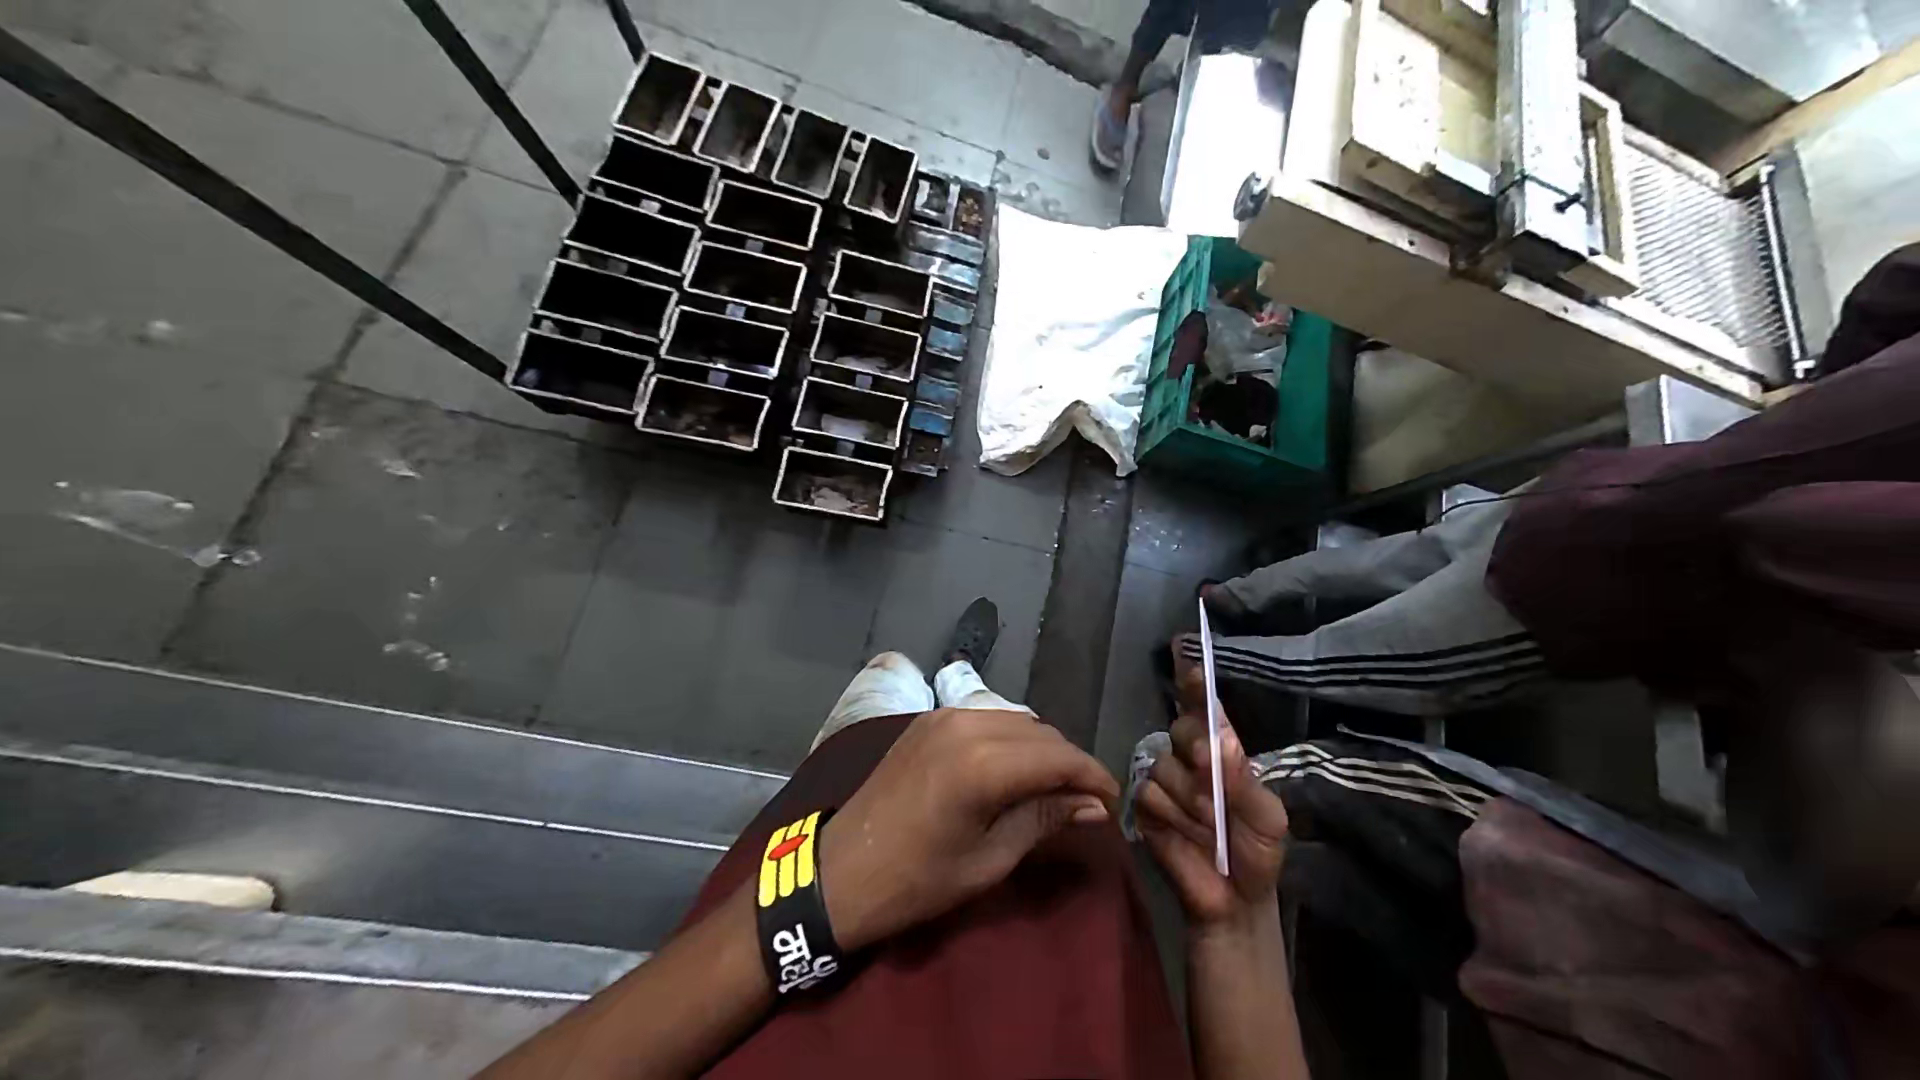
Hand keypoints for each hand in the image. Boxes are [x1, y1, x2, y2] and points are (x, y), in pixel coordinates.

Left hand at [818, 707, 1119, 950]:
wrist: (840, 872)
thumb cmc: (916, 880)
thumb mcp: (988, 860)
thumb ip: (1043, 820)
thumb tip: (1093, 805)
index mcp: (982, 762)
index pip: (1059, 756)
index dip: (1093, 776)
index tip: (1112, 804)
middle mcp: (965, 724)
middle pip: (1041, 733)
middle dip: (1069, 764)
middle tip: (1084, 803)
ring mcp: (942, 716)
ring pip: (1015, 720)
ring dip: (1041, 749)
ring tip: (1052, 789)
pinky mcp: (927, 720)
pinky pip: (986, 719)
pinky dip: (1010, 739)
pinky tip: (1014, 769)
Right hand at [1135, 665, 1289, 929]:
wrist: (1234, 901)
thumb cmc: (1257, 852)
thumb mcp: (1267, 818)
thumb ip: (1244, 780)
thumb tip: (1224, 740)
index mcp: (1222, 751)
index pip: (1204, 708)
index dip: (1194, 684)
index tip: (1187, 659)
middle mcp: (1188, 756)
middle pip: (1181, 729)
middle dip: (1197, 753)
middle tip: (1212, 784)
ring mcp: (1163, 779)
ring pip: (1164, 766)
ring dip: (1189, 800)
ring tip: (1207, 828)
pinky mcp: (1143, 804)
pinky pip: (1148, 794)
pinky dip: (1170, 816)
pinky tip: (1186, 834)